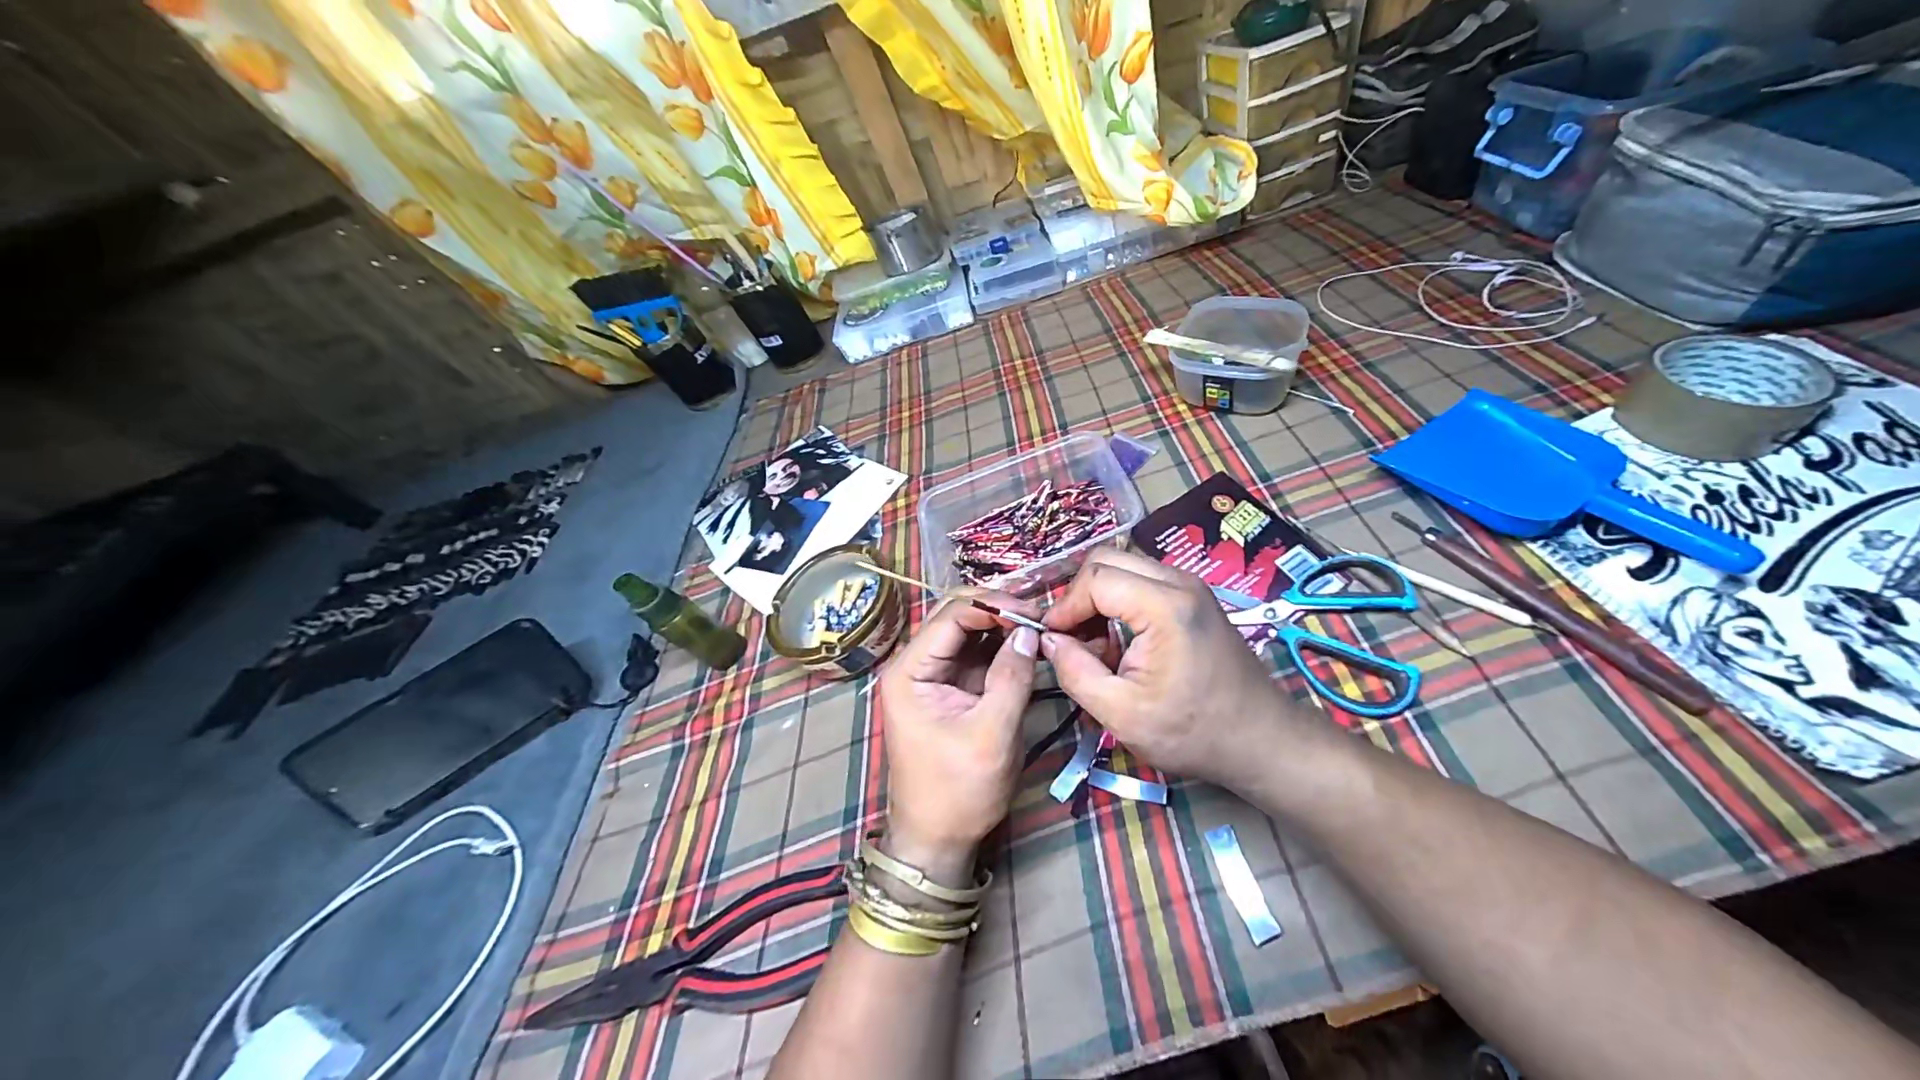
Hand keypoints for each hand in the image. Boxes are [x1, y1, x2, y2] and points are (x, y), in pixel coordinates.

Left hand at [875, 592, 1040, 881]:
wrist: (938, 839)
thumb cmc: (958, 791)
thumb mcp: (991, 734)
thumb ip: (1011, 678)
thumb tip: (1029, 633)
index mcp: (910, 671)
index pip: (952, 616)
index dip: (993, 605)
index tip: (1034, 611)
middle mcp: (916, 665)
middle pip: (958, 619)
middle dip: (999, 612)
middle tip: (1042, 616)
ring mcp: (933, 677)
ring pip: (970, 635)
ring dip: (1003, 628)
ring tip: (1041, 626)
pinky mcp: (951, 690)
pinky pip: (977, 657)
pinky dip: (1002, 650)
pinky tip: (1028, 646)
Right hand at [1040, 549, 1309, 792]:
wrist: (1261, 741)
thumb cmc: (1192, 732)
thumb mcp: (1121, 713)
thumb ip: (1075, 672)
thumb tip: (1048, 641)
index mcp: (1165, 606)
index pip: (1096, 578)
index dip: (1065, 605)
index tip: (1051, 637)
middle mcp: (1180, 583)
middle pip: (1108, 560)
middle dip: (1080, 595)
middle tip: (1068, 636)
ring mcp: (1190, 586)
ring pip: (1124, 568)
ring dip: (1099, 599)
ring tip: (1093, 645)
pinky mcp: (1193, 598)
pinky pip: (1142, 582)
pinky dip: (1119, 603)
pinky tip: (1118, 643)